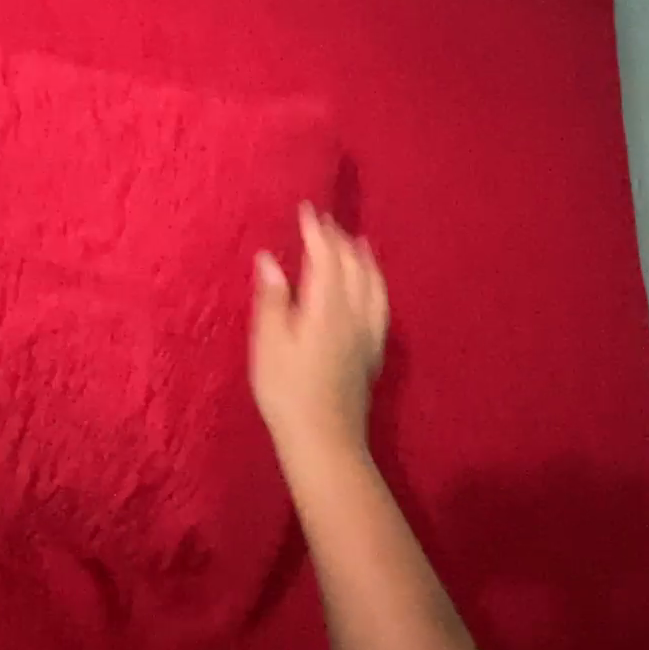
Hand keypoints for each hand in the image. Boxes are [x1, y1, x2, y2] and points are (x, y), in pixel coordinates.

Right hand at [250, 203, 389, 458]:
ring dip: (364, 259)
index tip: (307, 209)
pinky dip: (376, 285)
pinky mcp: (371, 353)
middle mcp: (354, 314)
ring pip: (373, 285)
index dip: (316, 232)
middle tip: (324, 222)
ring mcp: (367, 334)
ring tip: (358, 241)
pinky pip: (380, 306)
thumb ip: (272, 298)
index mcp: (327, 307)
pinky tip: (372, 288)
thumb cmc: (287, 390)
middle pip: (353, 267)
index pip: (326, 258)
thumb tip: (270, 259)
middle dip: (339, 240)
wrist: (324, 440)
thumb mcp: (268, 343)